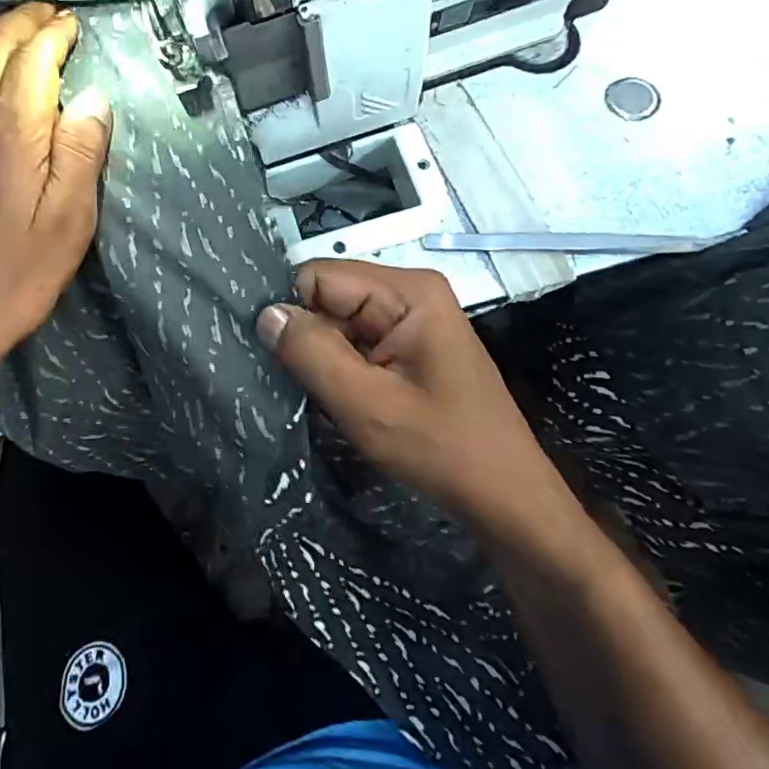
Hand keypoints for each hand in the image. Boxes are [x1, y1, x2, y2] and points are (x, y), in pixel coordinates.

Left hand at [0, 2, 110, 388]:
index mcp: (10, 135)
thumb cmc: (15, 276)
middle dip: (20, 22)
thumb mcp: (69, 224)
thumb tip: (92, 100)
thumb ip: (81, 156)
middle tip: (48, 16)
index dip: (53, 35)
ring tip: (8, 32)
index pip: (31, 60)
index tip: (74, 24)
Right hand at [257, 261, 566, 530]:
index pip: (319, 276)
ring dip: (325, 359)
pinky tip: (346, 400)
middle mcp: (411, 292)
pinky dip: (344, 370)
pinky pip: (359, 343)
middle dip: (309, 339)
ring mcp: (413, 320)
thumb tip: (266, 313)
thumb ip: (312, 353)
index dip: (293, 313)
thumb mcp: (368, 405)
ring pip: (340, 323)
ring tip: (327, 398)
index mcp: (407, 291)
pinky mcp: (412, 346)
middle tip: (302, 387)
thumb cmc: (442, 449)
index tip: (278, 359)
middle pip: (331, 297)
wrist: (503, 492)